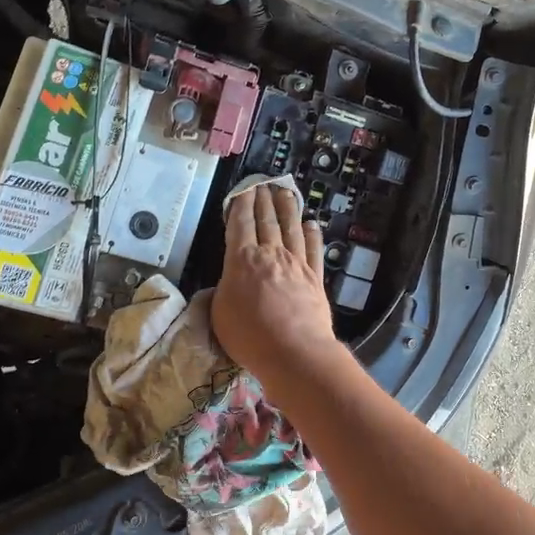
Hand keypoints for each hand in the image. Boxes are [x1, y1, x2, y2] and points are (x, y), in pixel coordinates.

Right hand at [212, 184, 341, 380]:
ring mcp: (296, 264)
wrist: (295, 352)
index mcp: (242, 260)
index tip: (243, 189)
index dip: (240, 204)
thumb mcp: (219, 315)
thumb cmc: (250, 336)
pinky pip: (313, 250)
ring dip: (288, 208)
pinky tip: (312, 224)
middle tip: (263, 183)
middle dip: (263, 200)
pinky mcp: (315, 278)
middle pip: (267, 220)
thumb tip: (225, 285)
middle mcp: (271, 254)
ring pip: (292, 228)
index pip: (240, 224)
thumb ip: (222, 293)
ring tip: (285, 193)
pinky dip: (312, 235)